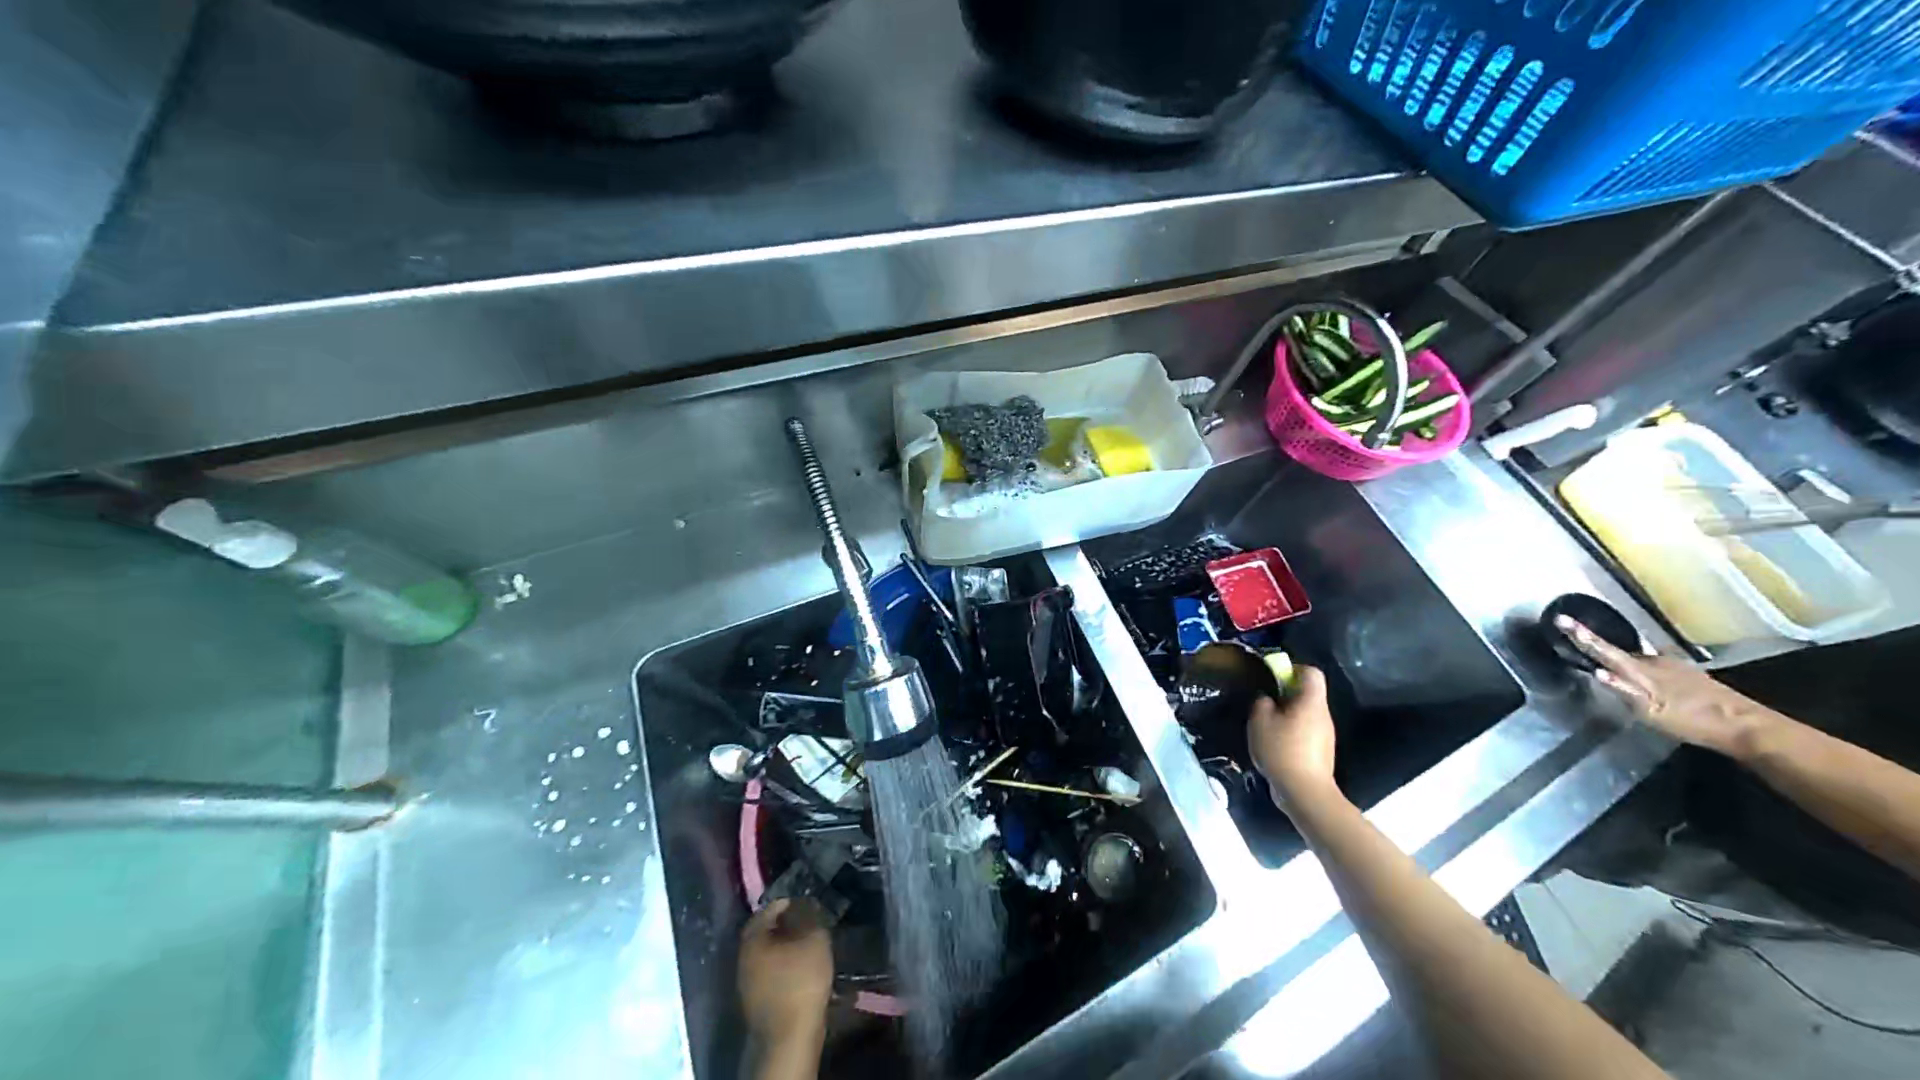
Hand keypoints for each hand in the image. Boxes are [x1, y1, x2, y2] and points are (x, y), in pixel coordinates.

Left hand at [738, 898, 833, 1047]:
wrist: (790, 1037)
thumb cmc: (801, 980)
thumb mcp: (815, 940)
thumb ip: (812, 917)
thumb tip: (808, 904)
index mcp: (753, 939)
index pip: (768, 909)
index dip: (788, 902)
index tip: (807, 903)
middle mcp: (743, 958)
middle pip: (766, 932)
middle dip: (786, 924)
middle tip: (808, 922)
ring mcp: (747, 982)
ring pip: (768, 953)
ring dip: (786, 946)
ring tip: (808, 944)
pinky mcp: (756, 1001)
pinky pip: (771, 972)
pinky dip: (785, 965)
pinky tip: (802, 968)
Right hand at [1248, 665, 1338, 808]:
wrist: (1305, 792)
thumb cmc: (1282, 750)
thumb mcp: (1260, 721)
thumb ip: (1262, 702)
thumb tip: (1267, 698)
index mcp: (1312, 702)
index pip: (1311, 672)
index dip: (1292, 669)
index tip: (1273, 679)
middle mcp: (1323, 715)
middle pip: (1307, 694)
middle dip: (1285, 694)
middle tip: (1264, 704)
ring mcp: (1325, 735)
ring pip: (1305, 714)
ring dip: (1286, 715)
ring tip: (1266, 726)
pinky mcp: (1320, 752)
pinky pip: (1305, 732)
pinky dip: (1290, 732)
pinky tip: (1274, 746)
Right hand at [1557, 616, 1774, 755]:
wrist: (1748, 727)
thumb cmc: (1694, 720)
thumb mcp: (1652, 712)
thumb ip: (1623, 690)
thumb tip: (1596, 671)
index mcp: (1643, 671)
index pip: (1605, 651)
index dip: (1582, 636)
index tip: (1560, 619)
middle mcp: (1657, 663)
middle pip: (1621, 652)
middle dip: (1598, 645)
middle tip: (1578, 637)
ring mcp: (1677, 669)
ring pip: (1641, 660)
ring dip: (1623, 659)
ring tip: (1612, 664)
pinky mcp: (1693, 678)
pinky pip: (1659, 667)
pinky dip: (1646, 669)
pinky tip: (1648, 678)